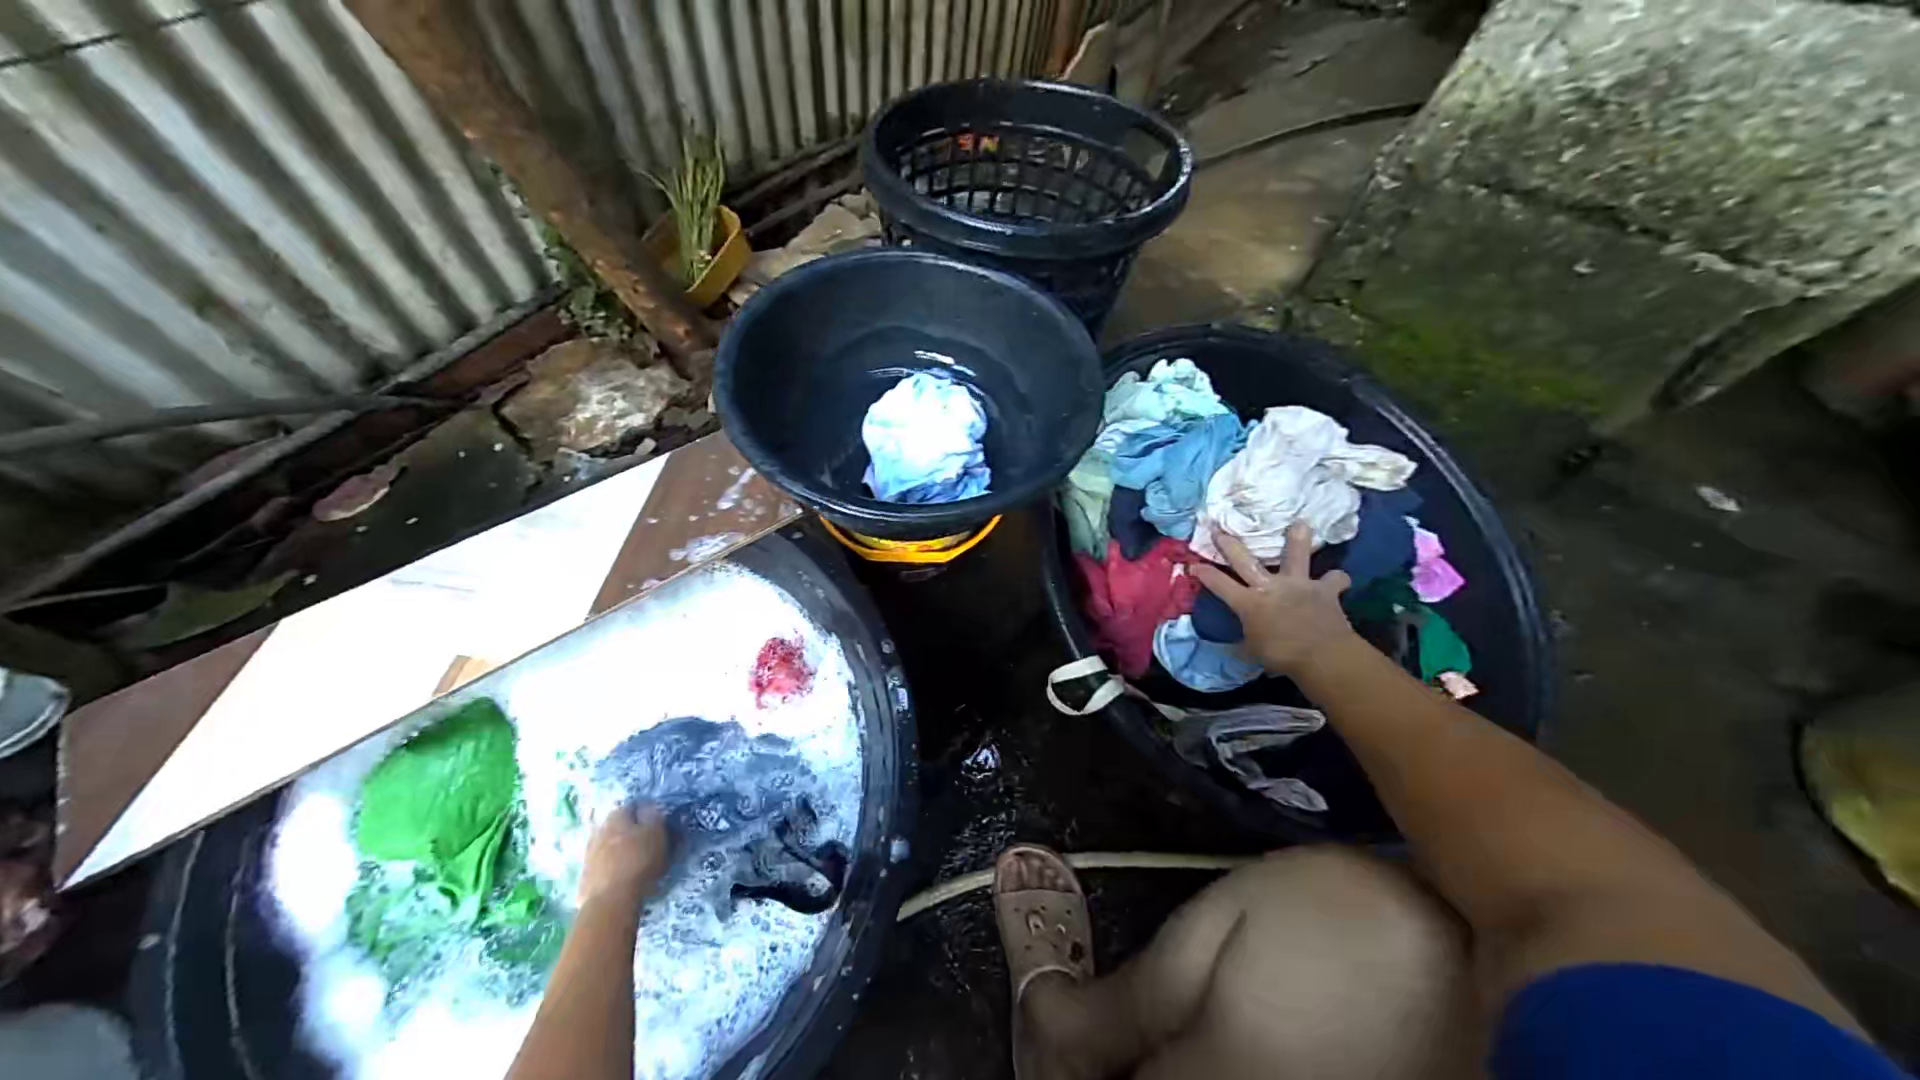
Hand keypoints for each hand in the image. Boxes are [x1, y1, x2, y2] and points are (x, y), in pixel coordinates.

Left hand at [579, 802, 669, 907]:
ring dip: (617, 848)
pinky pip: (600, 864)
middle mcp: (600, 830)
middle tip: (643, 840)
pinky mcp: (584, 875)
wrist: (610, 900)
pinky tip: (619, 874)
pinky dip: (610, 866)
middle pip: (616, 825)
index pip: (632, 806)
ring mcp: (588, 854)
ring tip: (631, 859)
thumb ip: (654, 816)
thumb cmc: (639, 861)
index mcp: (617, 817)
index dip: (645, 812)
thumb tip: (651, 807)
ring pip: (606, 844)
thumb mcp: (656, 834)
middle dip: (628, 830)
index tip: (655, 822)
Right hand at [1191, 523, 1358, 676]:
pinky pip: (1334, 580)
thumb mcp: (1252, 653)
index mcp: (1248, 603)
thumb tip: (1229, 647)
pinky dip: (1336, 580)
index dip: (1204, 573)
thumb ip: (1241, 644)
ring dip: (1297, 539)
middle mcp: (1270, 587)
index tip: (1193, 565)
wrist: (1323, 655)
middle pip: (1245, 560)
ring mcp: (1298, 584)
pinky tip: (1336, 581)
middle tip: (1220, 528)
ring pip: (1295, 556)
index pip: (1218, 584)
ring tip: (1300, 523)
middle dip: (1229, 544)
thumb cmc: (1282, 656)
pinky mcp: (1325, 590)